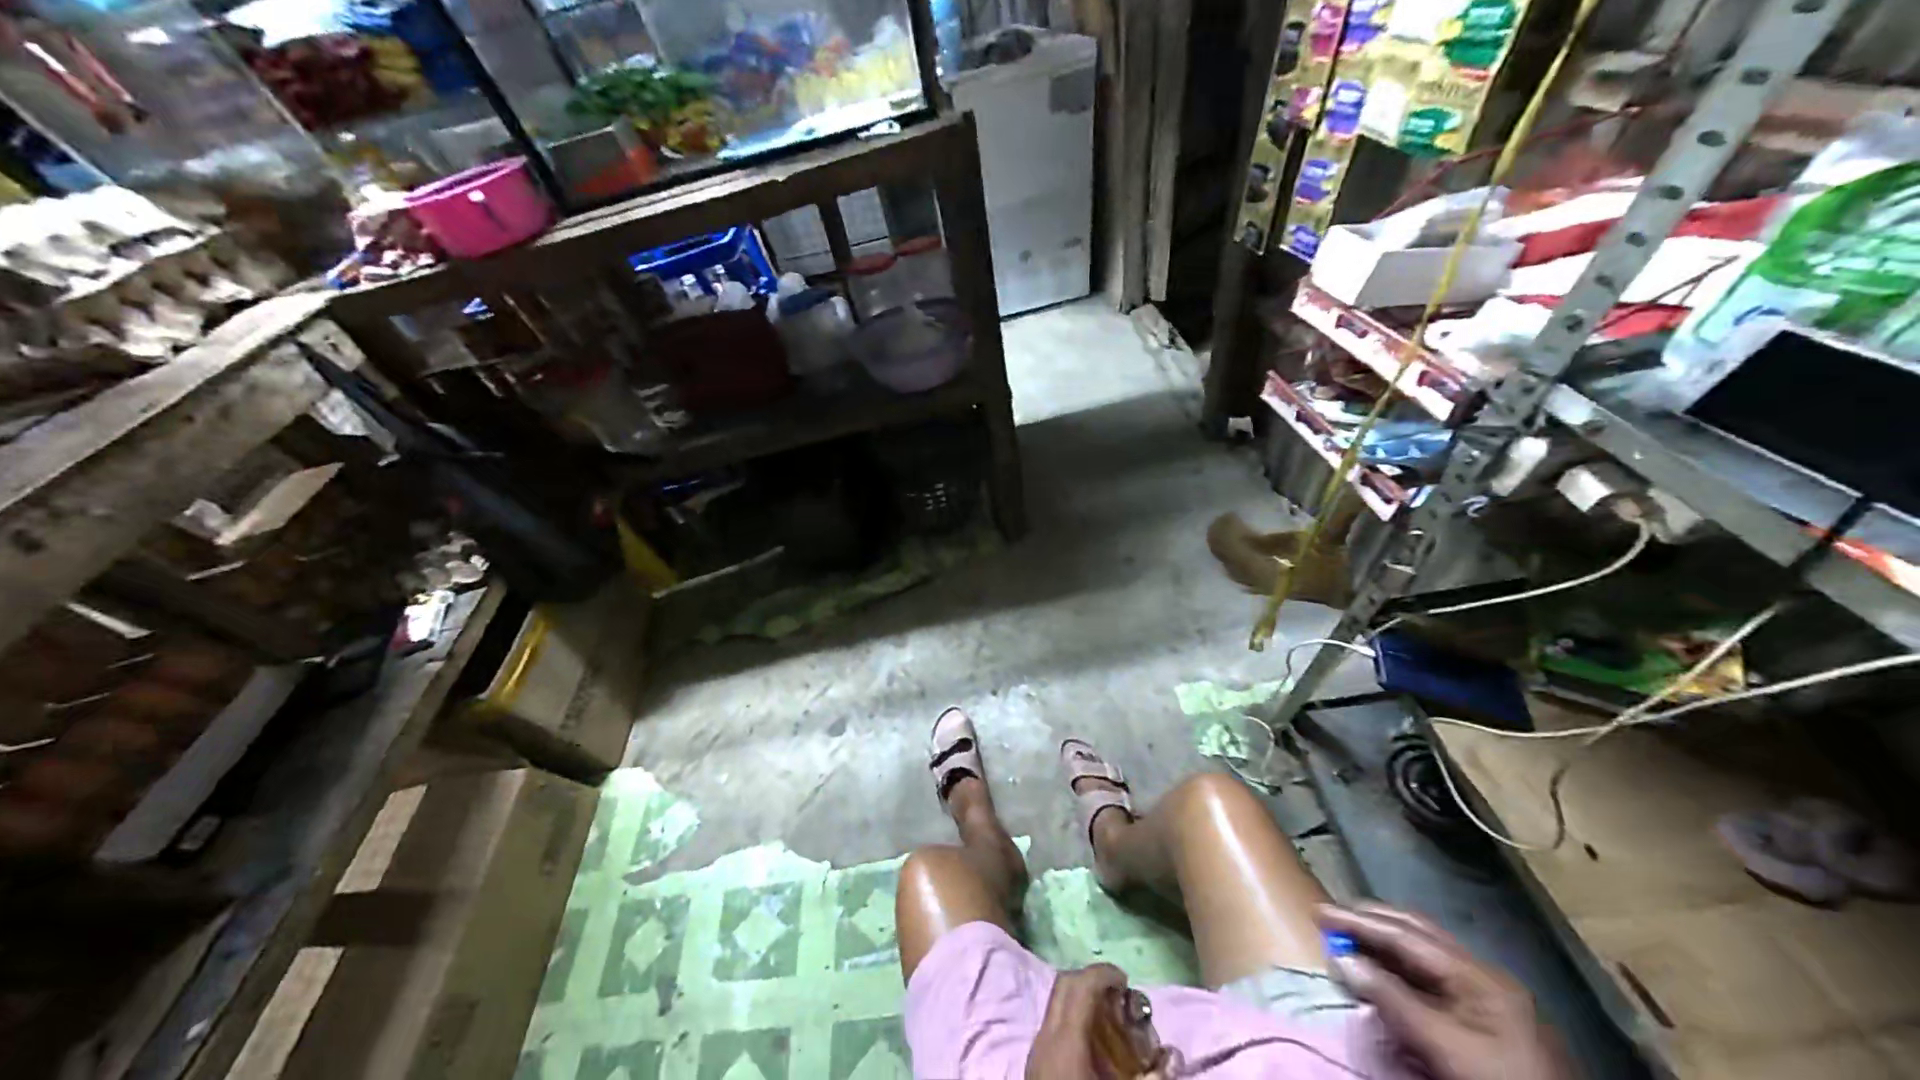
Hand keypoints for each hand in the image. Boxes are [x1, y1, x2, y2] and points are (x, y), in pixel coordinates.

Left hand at [1025, 964, 1170, 1079]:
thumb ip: (1152, 1076)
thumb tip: (1173, 1057)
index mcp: (1064, 1041)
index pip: (1078, 985)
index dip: (1103, 973)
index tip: (1126, 980)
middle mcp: (1045, 1038)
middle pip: (1063, 986)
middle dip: (1092, 982)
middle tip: (1122, 997)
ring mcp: (1036, 1052)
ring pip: (1056, 1006)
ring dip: (1082, 1002)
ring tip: (1112, 1023)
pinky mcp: (1035, 1067)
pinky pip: (1054, 1028)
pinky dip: (1075, 1023)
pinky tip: (1097, 1050)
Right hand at [1318, 903, 1574, 1079]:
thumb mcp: (1440, 1044)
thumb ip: (1391, 999)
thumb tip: (1343, 958)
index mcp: (1475, 974)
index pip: (1405, 935)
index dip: (1359, 922)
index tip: (1319, 911)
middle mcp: (1483, 972)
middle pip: (1418, 932)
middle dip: (1372, 922)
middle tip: (1332, 917)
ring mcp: (1489, 993)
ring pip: (1427, 950)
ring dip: (1386, 941)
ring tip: (1350, 938)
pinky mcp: (1488, 1015)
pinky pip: (1435, 973)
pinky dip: (1402, 965)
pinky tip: (1384, 971)